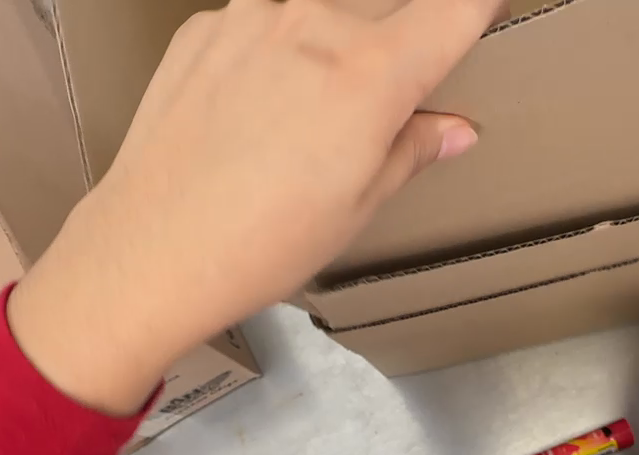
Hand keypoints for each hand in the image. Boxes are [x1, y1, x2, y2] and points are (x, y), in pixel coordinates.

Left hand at [10, 0, 506, 413]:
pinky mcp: (205, 27)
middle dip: (394, 58)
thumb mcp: (356, 210)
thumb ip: (411, 151)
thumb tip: (454, 129)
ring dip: (329, 59)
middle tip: (371, 124)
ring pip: (320, 18)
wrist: (155, 247)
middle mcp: (313, 21)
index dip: (475, 11)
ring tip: (300, 133)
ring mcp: (252, 16)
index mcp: (370, 75)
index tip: (483, 16)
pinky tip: (253, 120)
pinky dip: (275, 59)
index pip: (451, 10)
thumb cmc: (261, 244)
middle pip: (384, 16)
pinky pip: (263, 26)